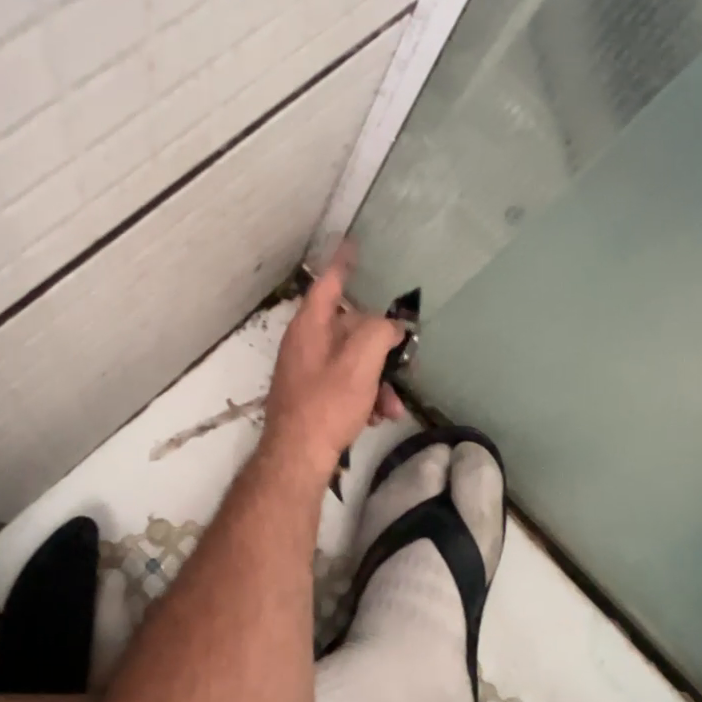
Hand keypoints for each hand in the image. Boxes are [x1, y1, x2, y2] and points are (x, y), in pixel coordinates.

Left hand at [263, 243, 406, 477]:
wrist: (297, 457)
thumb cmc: (327, 404)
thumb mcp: (360, 362)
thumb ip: (379, 333)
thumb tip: (390, 326)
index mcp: (309, 326)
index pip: (328, 284)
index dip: (342, 263)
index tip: (351, 243)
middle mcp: (304, 343)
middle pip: (348, 326)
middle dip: (379, 345)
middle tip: (403, 356)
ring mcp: (306, 370)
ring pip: (352, 360)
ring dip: (378, 379)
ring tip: (391, 406)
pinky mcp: (311, 396)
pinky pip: (345, 384)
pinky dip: (365, 396)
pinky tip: (379, 417)